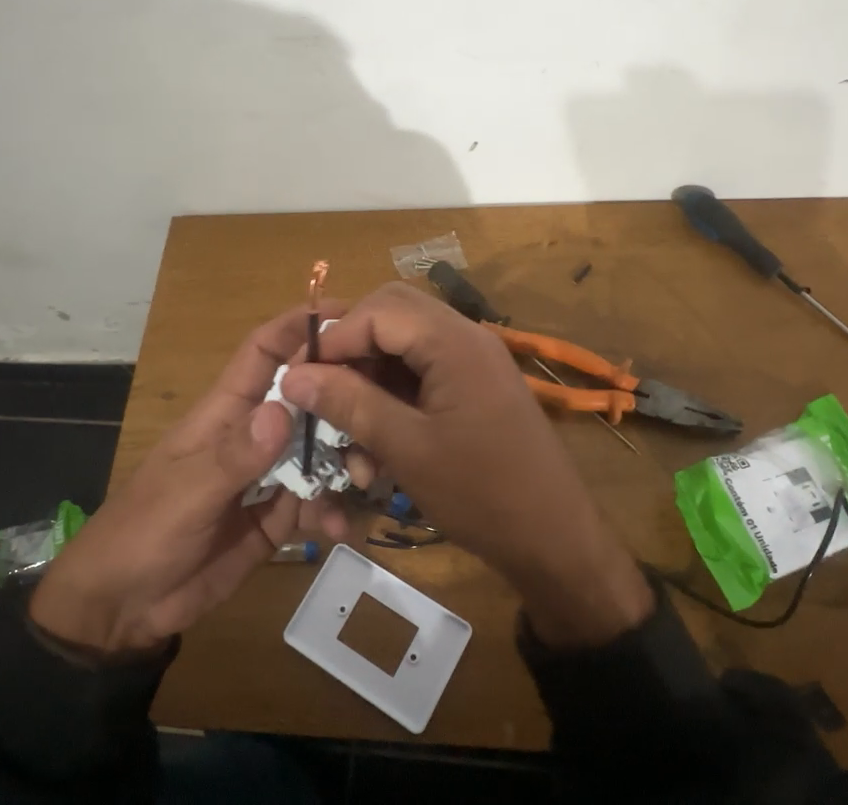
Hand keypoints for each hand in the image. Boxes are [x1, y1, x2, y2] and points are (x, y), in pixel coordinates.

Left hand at [29, 302, 349, 656]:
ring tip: (367, 480)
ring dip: (346, 461)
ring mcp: (266, 478)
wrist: (122, 608)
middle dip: (344, 399)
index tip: (350, 313)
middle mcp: (253, 437)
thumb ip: (235, 455)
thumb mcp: (186, 493)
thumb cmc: (142, 534)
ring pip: (320, 452)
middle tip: (387, 408)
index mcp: (224, 413)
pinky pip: (316, 503)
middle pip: (307, 400)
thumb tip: (286, 408)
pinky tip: (340, 529)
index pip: (264, 353)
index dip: (300, 327)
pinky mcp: (276, 519)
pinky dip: (332, 511)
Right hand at [281, 283, 652, 647]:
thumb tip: (293, 375)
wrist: (554, 539)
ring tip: (348, 441)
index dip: (333, 339)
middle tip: (319, 394)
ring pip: (403, 349)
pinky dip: (392, 403)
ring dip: (368, 384)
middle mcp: (466, 338)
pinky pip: (422, 377)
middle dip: (349, 353)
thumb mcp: (406, 449)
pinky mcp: (475, 390)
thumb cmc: (481, 493)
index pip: (378, 310)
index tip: (298, 381)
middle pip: (391, 317)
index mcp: (455, 341)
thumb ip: (349, 403)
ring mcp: (474, 364)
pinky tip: (375, 451)